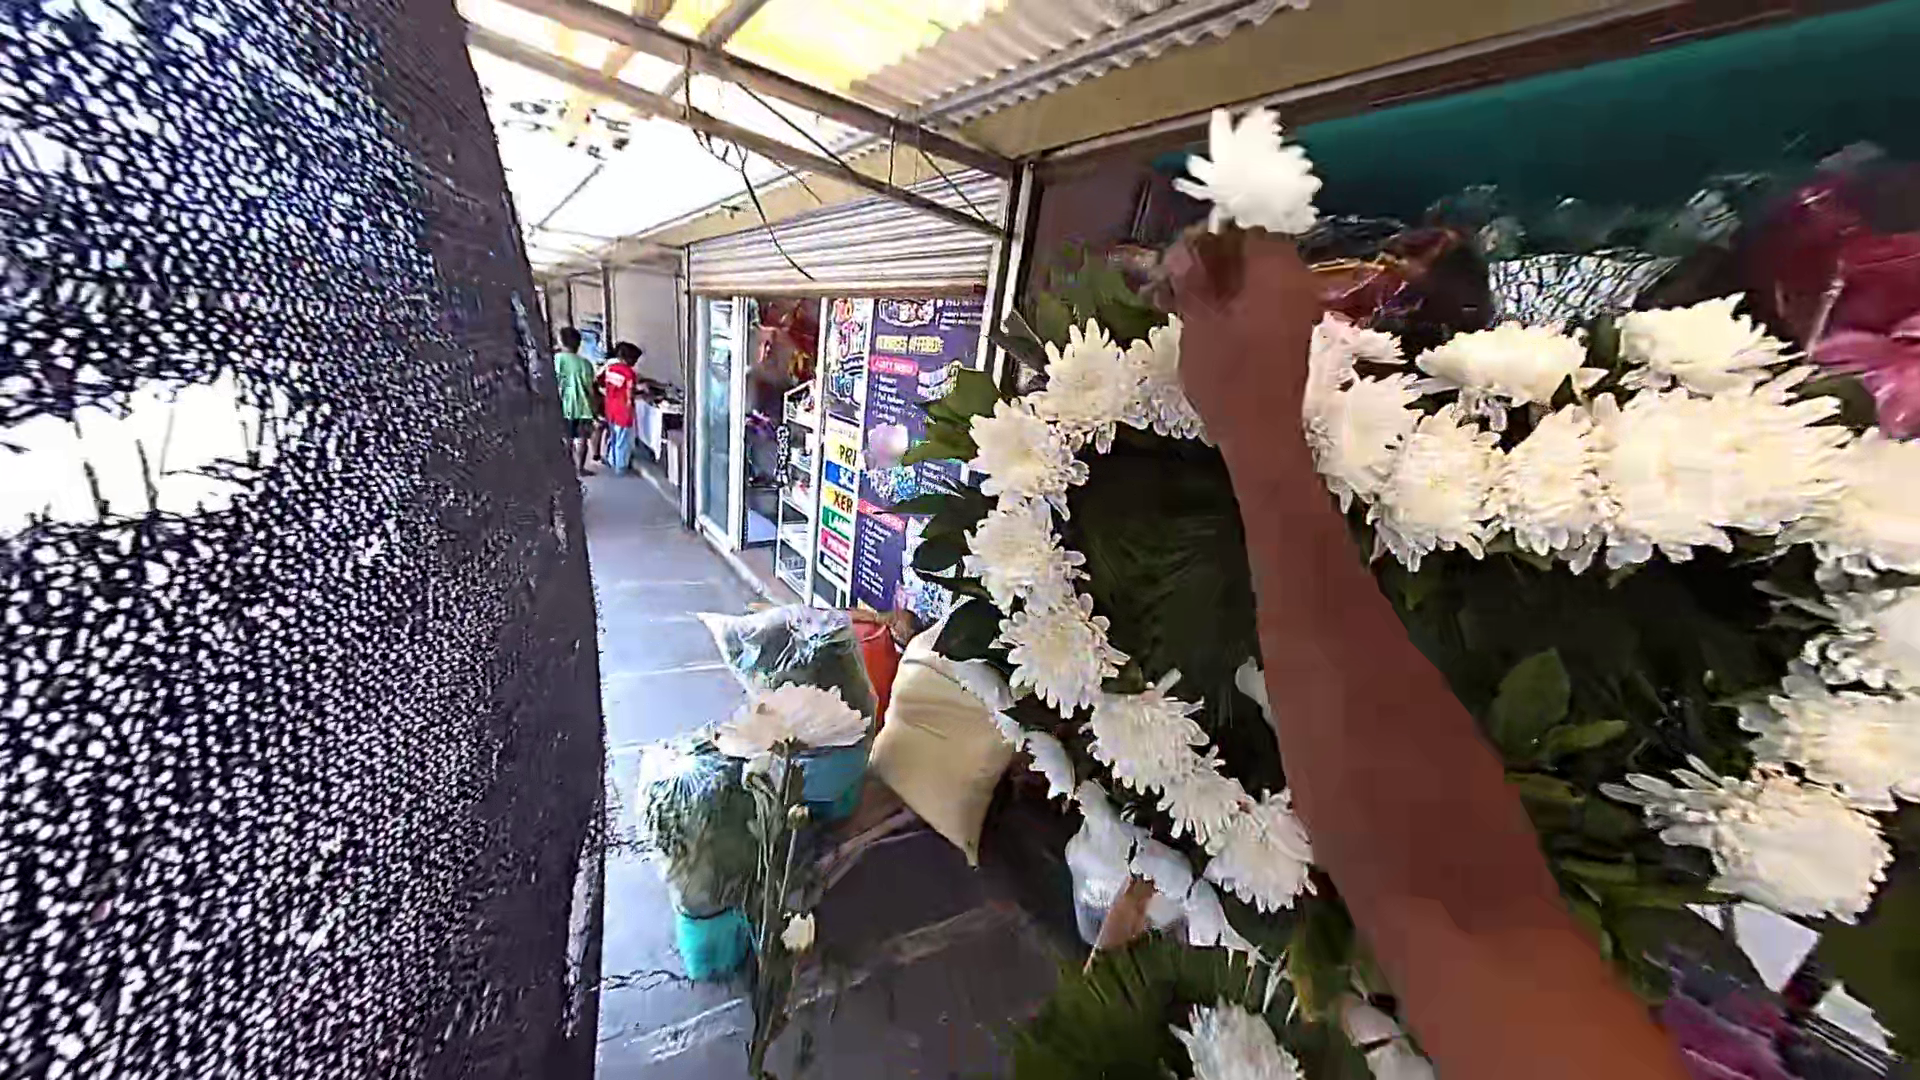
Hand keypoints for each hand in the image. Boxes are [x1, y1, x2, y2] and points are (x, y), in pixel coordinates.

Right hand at [1167, 228, 1323, 462]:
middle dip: (1210, 261)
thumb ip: (1192, 282)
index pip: (1246, 229)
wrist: (1260, 431)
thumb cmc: (1227, 376)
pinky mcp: (1288, 334)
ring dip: (1217, 285)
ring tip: (1177, 301)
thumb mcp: (1199, 325)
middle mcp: (1294, 282)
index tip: (1176, 251)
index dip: (1208, 235)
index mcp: (1276, 270)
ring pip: (1253, 281)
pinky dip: (1231, 305)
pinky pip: (1259, 304)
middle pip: (1251, 254)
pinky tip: (1201, 320)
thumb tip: (1181, 249)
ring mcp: (1295, 309)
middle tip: (1171, 277)